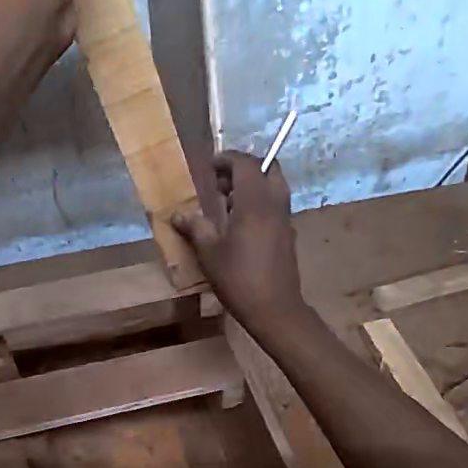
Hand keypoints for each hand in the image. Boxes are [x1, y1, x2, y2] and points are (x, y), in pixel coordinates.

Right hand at [171, 152, 307, 325]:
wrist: (275, 309)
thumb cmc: (239, 278)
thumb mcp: (209, 252)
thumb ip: (195, 227)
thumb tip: (178, 214)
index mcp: (256, 202)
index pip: (247, 164)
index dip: (228, 159)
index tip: (210, 167)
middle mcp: (275, 204)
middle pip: (268, 169)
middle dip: (245, 169)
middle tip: (222, 182)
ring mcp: (285, 219)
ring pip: (274, 188)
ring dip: (253, 186)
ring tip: (226, 204)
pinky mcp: (288, 234)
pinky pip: (276, 206)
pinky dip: (260, 203)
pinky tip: (240, 225)